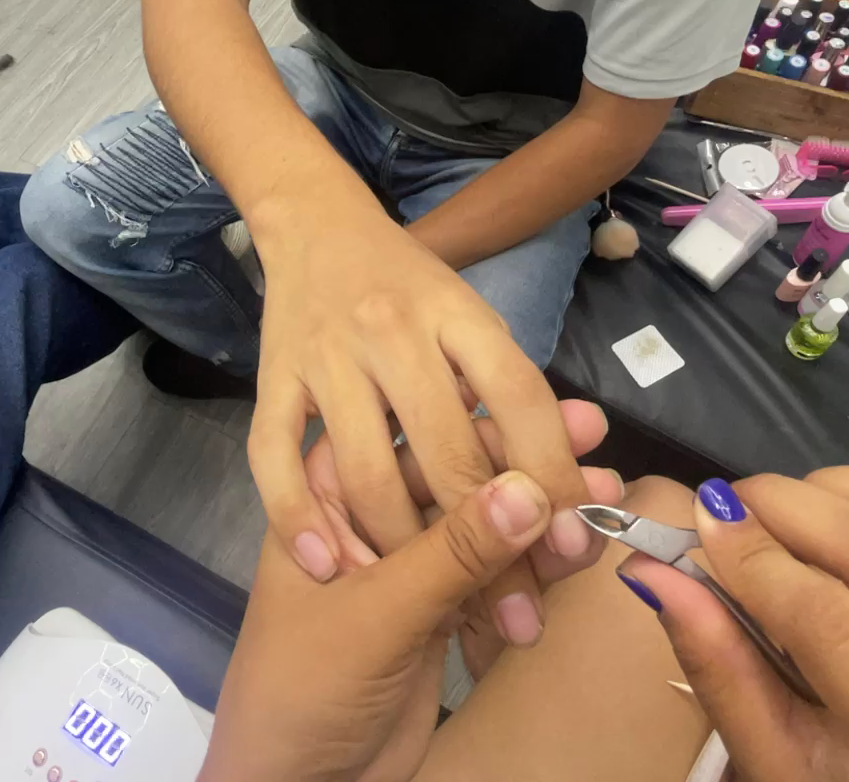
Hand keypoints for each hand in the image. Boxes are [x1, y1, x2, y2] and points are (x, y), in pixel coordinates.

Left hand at [205, 400, 622, 781]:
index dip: (471, 410)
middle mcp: (370, 510)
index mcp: (329, 491)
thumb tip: (531, 488)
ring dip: (540, 509)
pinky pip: (494, 568)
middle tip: (589, 436)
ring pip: (480, 518)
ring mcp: (408, 558)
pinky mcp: (440, 602)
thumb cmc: (305, 687)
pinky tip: (580, 544)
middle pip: (452, 468)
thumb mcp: (376, 615)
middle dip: (519, 459)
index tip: (538, 399)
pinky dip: (536, 560)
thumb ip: (452, 554)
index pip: (404, 429)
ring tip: (604, 492)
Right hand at [248, 206, 599, 644]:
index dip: (555, 475)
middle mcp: (391, 331)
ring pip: (367, 472)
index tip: (576, 544)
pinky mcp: (273, 378)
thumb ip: (505, 389)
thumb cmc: (408, 281)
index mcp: (454, 312)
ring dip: (403, 551)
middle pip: (448, 451)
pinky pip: (275, 458)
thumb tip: (563, 484)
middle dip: (493, 551)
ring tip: (437, 613)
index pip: (519, 396)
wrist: (317, 228)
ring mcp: (325, 356)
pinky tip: (329, 565)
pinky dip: (297, 518)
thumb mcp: (469, 317)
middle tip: (520, 620)